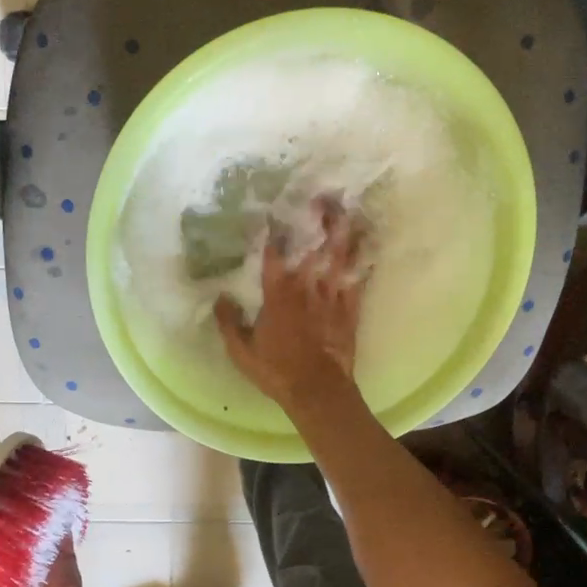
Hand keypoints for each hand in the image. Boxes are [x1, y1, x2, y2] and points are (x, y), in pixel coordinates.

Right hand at [215, 199, 367, 411]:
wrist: (317, 390)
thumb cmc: (276, 372)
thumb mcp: (241, 351)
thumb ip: (229, 322)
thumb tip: (220, 298)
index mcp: (277, 295)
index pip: (274, 255)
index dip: (274, 232)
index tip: (273, 213)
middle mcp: (306, 288)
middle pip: (314, 246)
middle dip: (318, 220)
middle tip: (322, 197)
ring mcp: (331, 297)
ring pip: (340, 257)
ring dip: (343, 232)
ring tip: (347, 211)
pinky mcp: (350, 310)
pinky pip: (358, 279)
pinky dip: (362, 261)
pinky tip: (367, 245)